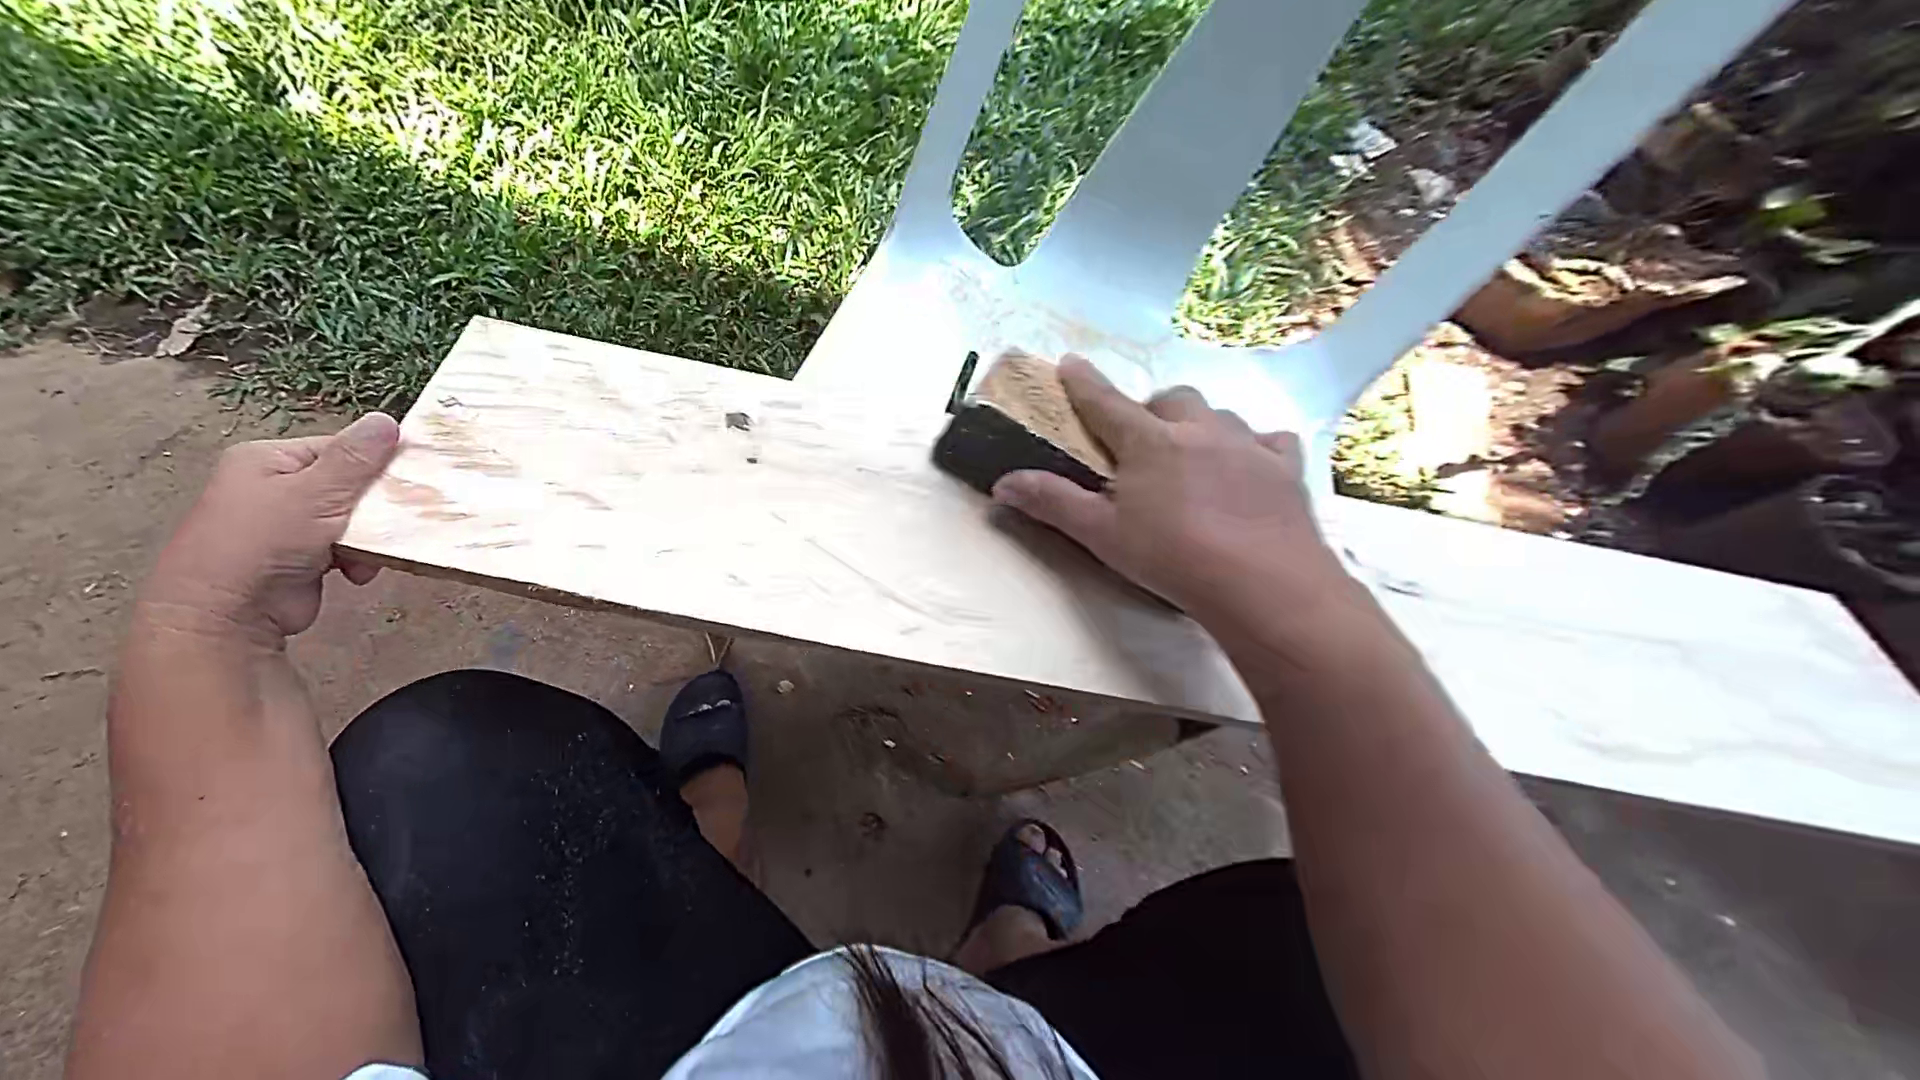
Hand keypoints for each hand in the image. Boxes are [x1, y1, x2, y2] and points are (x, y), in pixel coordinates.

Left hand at [137, 413, 400, 643]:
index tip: (409, 481)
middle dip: (377, 507)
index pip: (342, 449)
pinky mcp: (303, 553)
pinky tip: (356, 570)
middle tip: (394, 519)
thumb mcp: (316, 492)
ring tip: (367, 553)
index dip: (378, 464)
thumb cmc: (264, 541)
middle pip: (352, 484)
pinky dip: (360, 557)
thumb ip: (355, 458)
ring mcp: (288, 522)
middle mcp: (275, 485)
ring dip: (371, 536)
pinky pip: (349, 544)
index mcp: (268, 459)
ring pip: (356, 517)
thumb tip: (386, 419)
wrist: (227, 611)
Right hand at [990, 356, 1362, 632]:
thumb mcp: (1102, 535)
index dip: (1084, 383)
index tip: (1070, 362)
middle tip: (1143, 439)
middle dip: (1152, 409)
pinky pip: (1270, 440)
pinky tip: (1250, 465)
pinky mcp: (1286, 468)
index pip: (1106, 402)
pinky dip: (1254, 446)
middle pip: (1172, 398)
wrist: (1264, 584)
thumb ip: (1052, 503)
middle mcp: (1200, 430)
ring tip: (1193, 454)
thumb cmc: (1173, 558)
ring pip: (1219, 415)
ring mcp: (1248, 445)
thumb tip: (1003, 483)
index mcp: (1150, 443)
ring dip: (1200, 425)